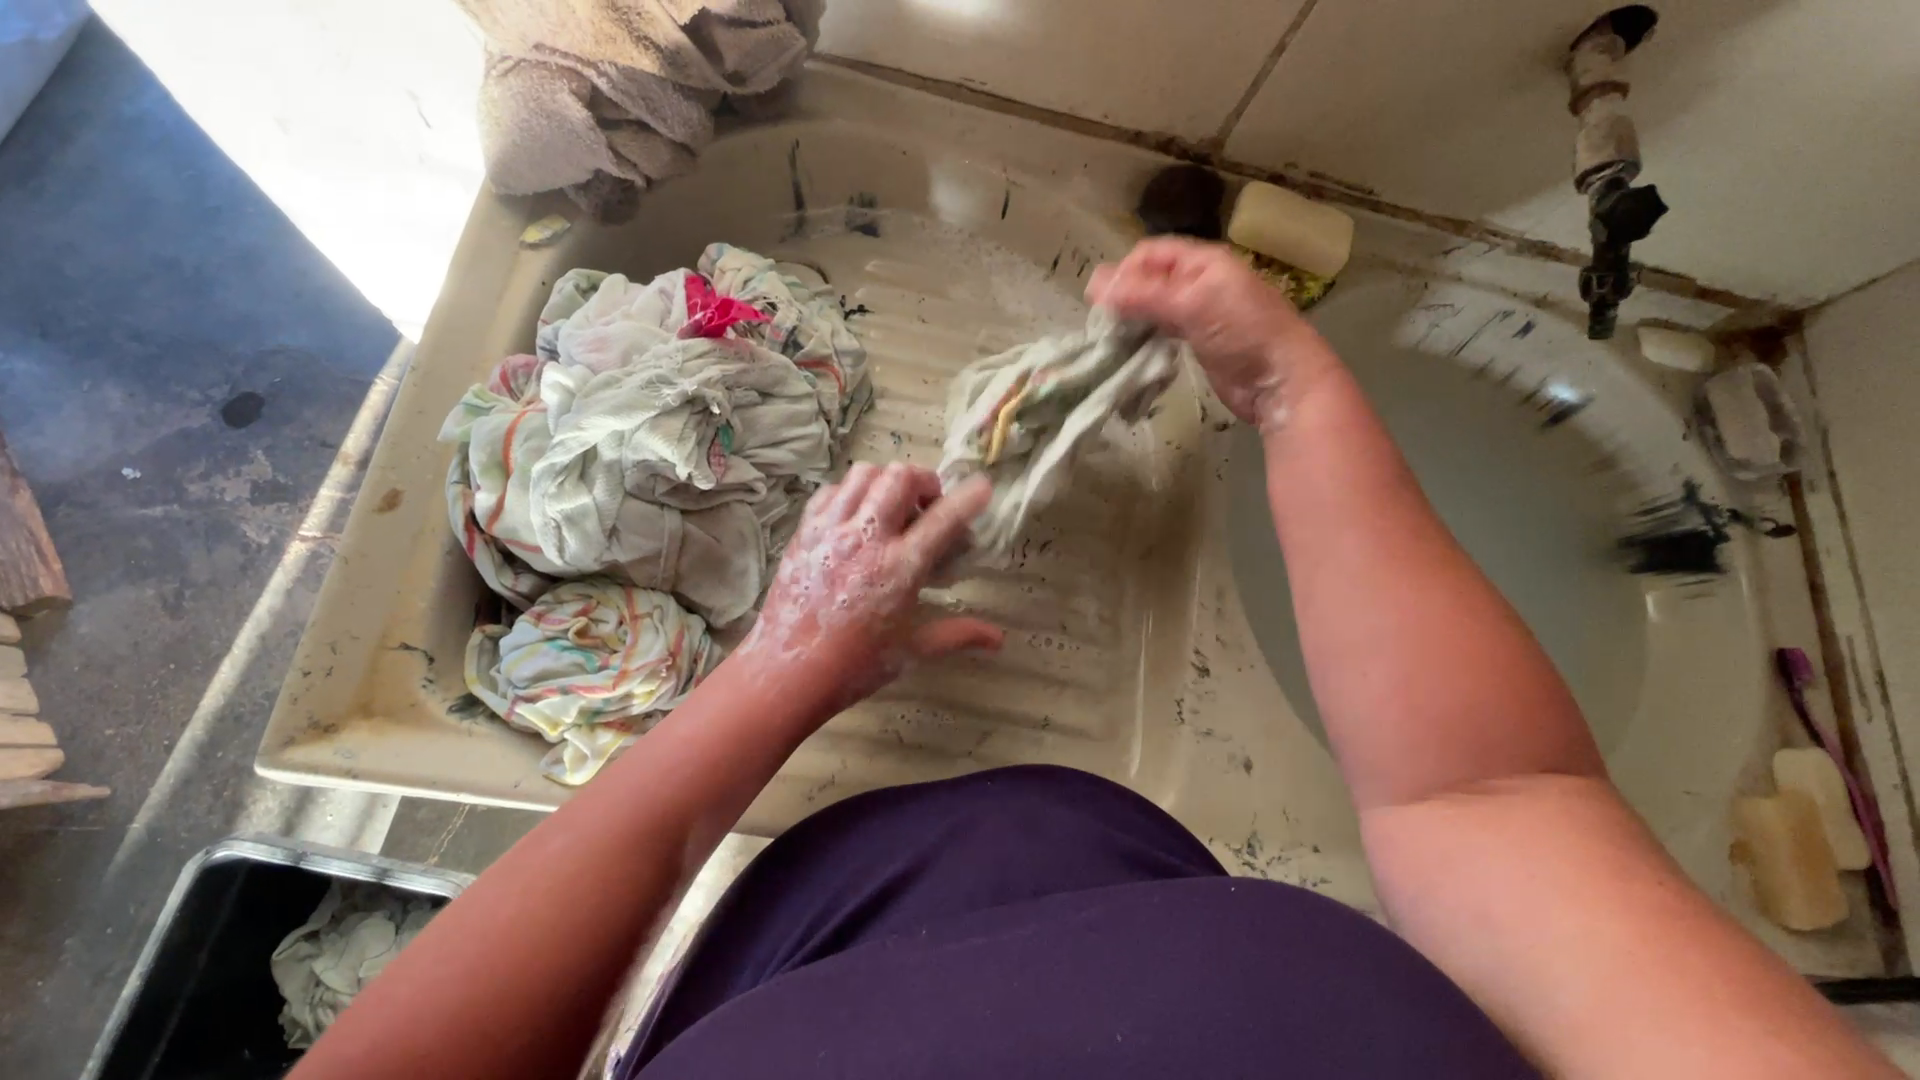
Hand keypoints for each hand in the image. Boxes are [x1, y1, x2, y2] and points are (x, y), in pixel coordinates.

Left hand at [736, 464, 1003, 717]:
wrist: (786, 674)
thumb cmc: (854, 667)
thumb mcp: (911, 651)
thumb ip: (957, 635)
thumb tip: (998, 640)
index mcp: (899, 569)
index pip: (943, 518)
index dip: (969, 497)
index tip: (982, 487)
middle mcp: (866, 539)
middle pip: (901, 477)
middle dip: (924, 482)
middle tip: (929, 506)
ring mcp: (831, 531)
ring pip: (864, 473)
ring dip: (887, 481)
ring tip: (893, 507)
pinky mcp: (804, 532)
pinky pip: (832, 490)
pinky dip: (852, 492)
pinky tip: (858, 517)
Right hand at [1087, 236, 1339, 431]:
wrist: (1281, 381)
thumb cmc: (1244, 333)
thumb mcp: (1193, 306)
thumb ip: (1145, 296)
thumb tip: (1095, 286)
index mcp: (1204, 262)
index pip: (1152, 253)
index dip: (1125, 270)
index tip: (1102, 299)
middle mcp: (1200, 282)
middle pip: (1151, 279)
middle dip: (1125, 295)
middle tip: (1100, 322)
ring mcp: (1200, 314)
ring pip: (1154, 307)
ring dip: (1132, 318)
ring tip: (1108, 338)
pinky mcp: (1198, 343)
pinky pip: (1163, 332)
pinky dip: (1145, 337)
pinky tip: (1130, 349)